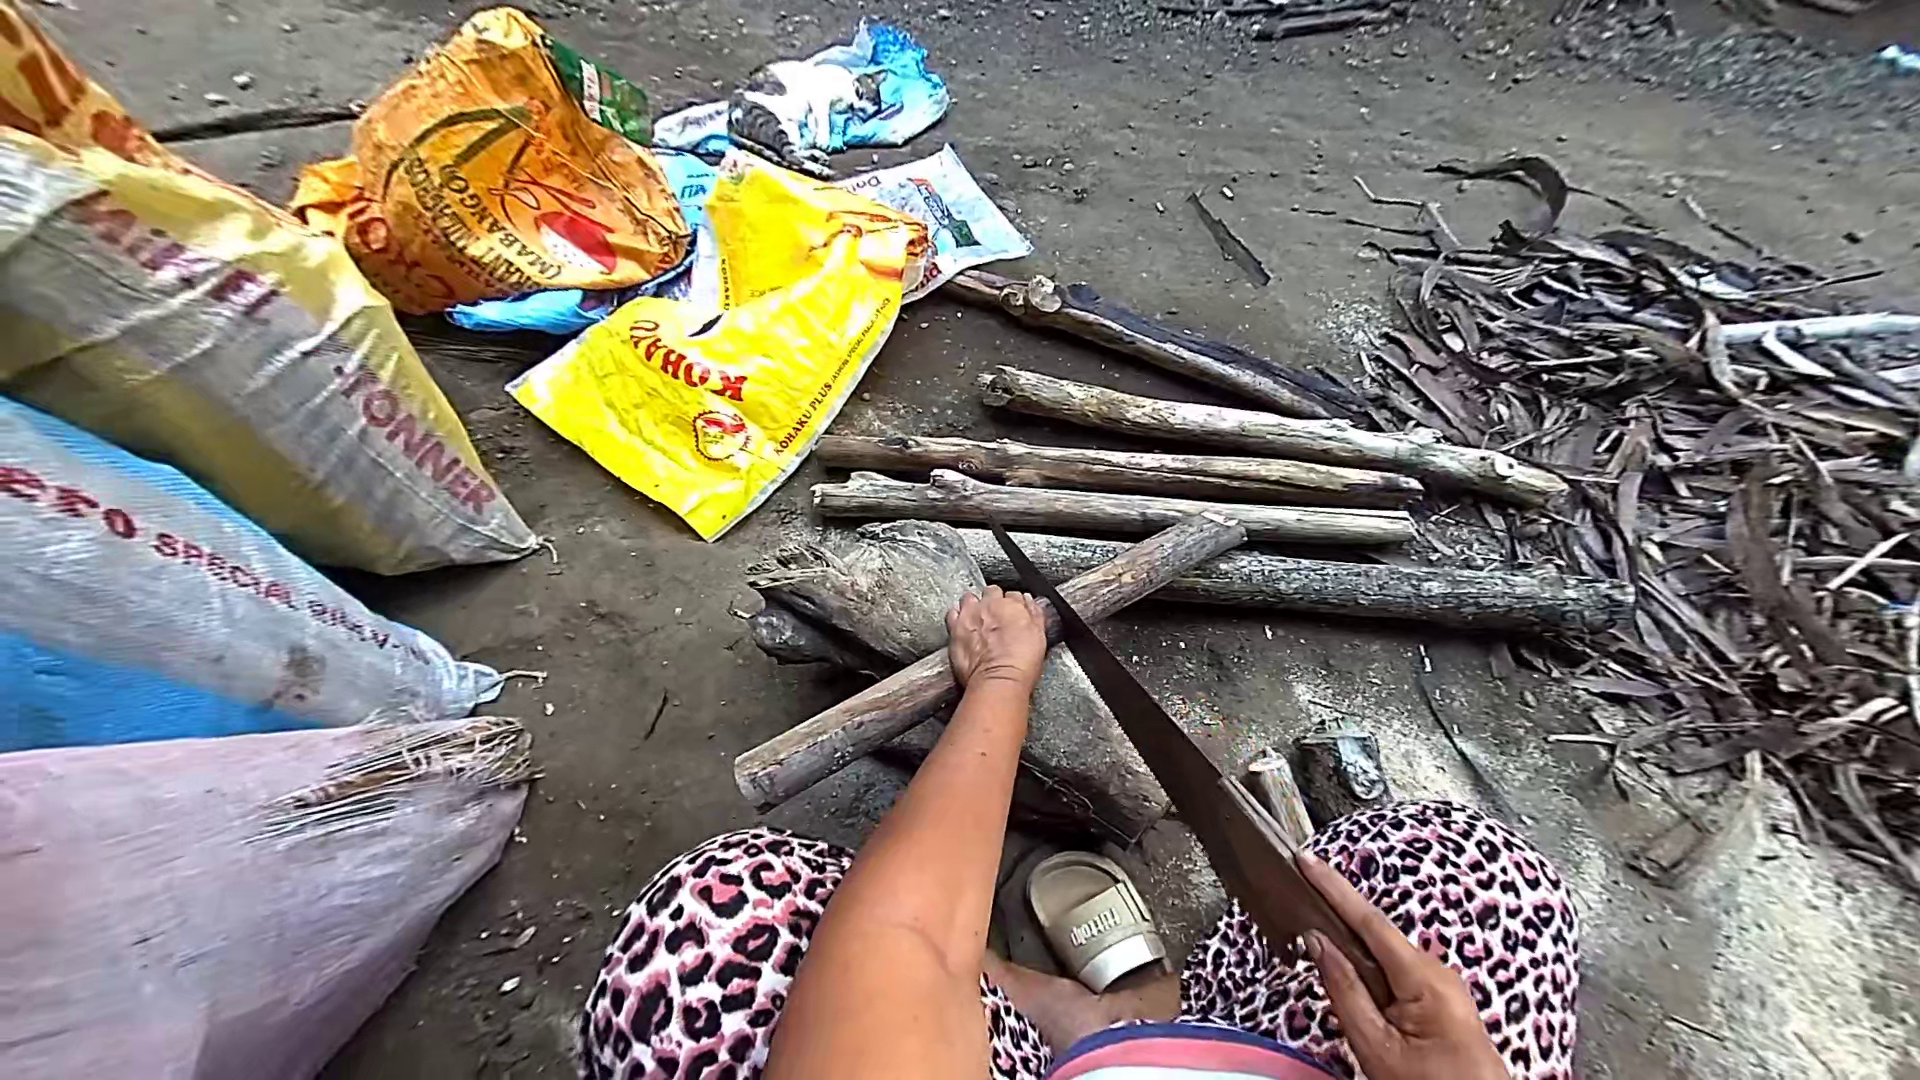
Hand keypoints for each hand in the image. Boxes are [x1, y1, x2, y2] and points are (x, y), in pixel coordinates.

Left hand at [945, 586, 1047, 690]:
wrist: (998, 680)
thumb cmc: (1020, 663)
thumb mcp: (1039, 636)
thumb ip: (1034, 614)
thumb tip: (1028, 602)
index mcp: (1012, 604)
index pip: (1013, 595)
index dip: (1014, 605)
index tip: (1013, 615)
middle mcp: (989, 604)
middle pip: (991, 592)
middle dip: (993, 601)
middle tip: (996, 617)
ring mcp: (970, 614)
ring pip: (969, 598)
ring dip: (973, 605)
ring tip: (977, 619)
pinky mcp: (955, 628)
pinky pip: (952, 613)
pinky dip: (956, 616)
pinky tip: (962, 625)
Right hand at [1298, 851, 1508, 1079]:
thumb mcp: (1376, 1048)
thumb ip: (1342, 988)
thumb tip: (1315, 939)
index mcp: (1427, 981)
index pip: (1369, 919)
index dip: (1333, 886)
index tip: (1305, 859)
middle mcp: (1439, 974)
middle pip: (1375, 930)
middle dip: (1337, 907)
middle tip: (1300, 883)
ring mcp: (1443, 986)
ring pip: (1382, 949)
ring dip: (1349, 935)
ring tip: (1314, 924)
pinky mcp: (1441, 999)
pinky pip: (1394, 965)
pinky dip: (1365, 956)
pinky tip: (1346, 958)